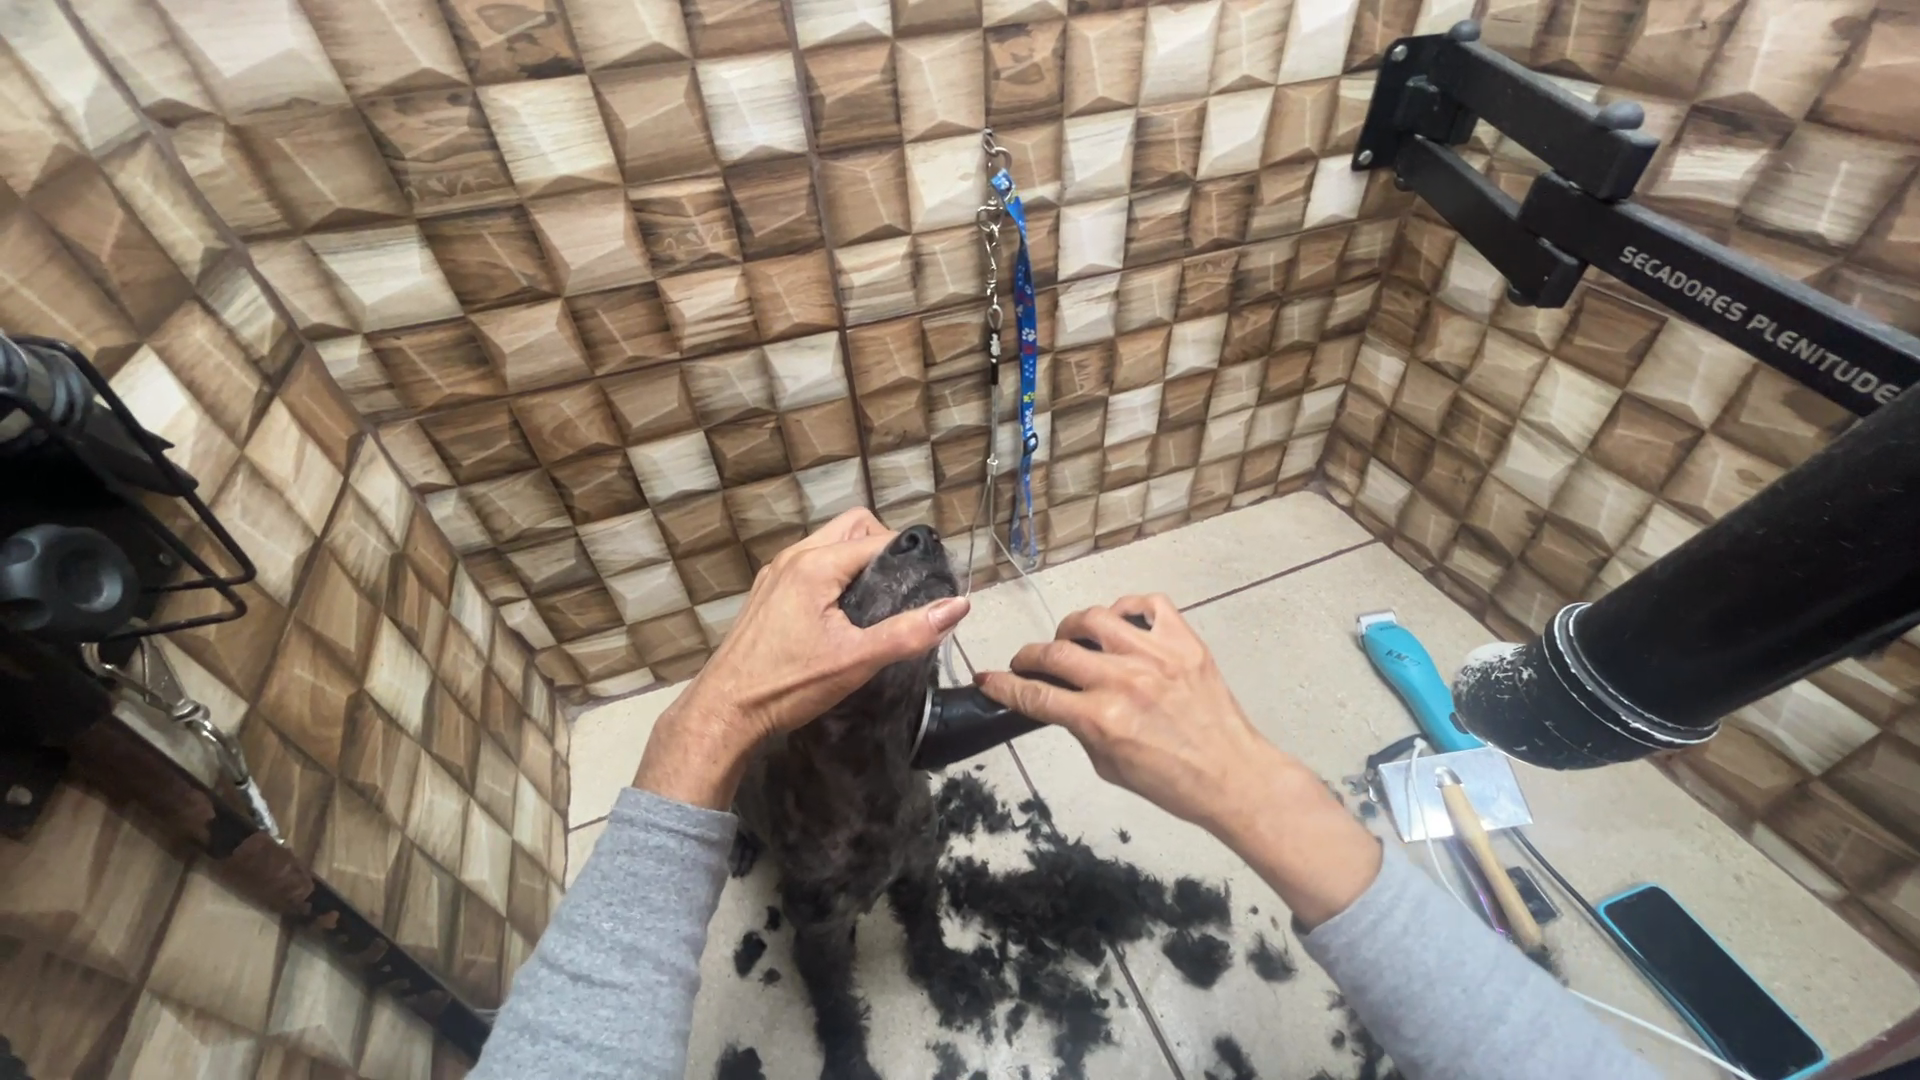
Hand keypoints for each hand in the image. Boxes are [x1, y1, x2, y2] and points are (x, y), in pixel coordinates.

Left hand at [634, 508, 969, 807]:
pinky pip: (810, 562)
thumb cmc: (788, 685)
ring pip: (829, 542)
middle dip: (882, 546)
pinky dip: (834, 573)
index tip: (927, 582)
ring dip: (857, 559)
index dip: (907, 556)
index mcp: (816, 564)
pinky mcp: (767, 592)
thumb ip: (909, 632)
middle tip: (900, 587)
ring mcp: (776, 574)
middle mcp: (793, 557)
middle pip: (852, 526)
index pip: (876, 538)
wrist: (724, 713)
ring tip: (876, 599)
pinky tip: (841, 611)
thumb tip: (957, 606)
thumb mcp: (857, 660)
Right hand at [973, 594, 1268, 831]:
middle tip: (1028, 664)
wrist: (1233, 776)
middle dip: (1028, 656)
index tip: (989, 679)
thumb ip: (1079, 728)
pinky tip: (1121, 626)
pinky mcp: (1184, 641)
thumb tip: (1058, 700)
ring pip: (1094, 618)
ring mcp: (1155, 655)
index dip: (1003, 685)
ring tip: (1073, 641)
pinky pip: (1147, 604)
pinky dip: (1127, 608)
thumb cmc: (1170, 783)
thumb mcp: (1108, 767)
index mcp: (1101, 719)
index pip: (1035, 695)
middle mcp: (1123, 681)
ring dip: (1072, 629)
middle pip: (1055, 652)